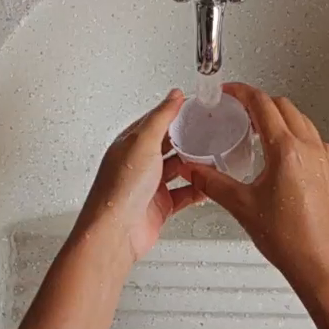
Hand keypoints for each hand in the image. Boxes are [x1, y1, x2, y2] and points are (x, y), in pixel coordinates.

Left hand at [71, 90, 205, 261]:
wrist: (115, 233)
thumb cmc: (119, 190)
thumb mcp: (143, 143)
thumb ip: (161, 118)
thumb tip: (173, 95)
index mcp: (131, 143)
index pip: (156, 120)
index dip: (176, 112)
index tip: (197, 107)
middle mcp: (139, 163)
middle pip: (169, 145)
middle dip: (189, 139)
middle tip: (210, 133)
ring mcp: (150, 185)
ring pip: (178, 169)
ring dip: (195, 164)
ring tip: (213, 157)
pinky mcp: (159, 206)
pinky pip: (183, 194)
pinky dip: (197, 189)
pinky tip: (208, 185)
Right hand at [174, 83, 328, 290]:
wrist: (322, 267)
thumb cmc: (292, 242)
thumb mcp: (241, 206)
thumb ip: (212, 183)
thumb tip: (194, 170)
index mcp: (286, 150)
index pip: (262, 104)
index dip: (241, 92)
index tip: (229, 92)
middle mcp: (309, 149)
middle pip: (283, 106)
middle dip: (258, 102)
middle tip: (239, 108)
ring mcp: (323, 160)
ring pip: (301, 120)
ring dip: (278, 116)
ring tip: (258, 127)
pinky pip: (314, 139)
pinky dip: (296, 134)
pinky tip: (284, 151)